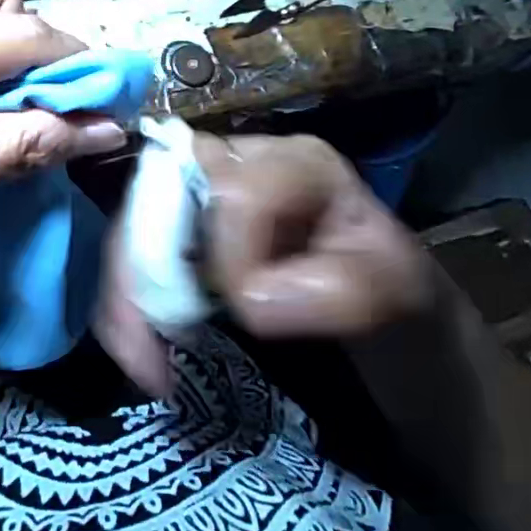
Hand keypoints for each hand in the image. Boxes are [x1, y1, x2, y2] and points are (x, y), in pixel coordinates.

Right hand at [97, 134, 439, 394]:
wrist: (391, 331)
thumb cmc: (404, 307)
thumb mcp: (402, 296)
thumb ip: (347, 291)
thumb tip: (251, 299)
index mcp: (299, 166)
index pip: (237, 190)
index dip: (229, 253)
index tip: (248, 318)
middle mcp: (243, 167)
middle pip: (159, 193)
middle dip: (141, 271)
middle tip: (150, 358)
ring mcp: (210, 201)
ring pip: (135, 226)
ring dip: (126, 296)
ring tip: (145, 365)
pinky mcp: (189, 238)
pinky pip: (136, 258)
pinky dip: (128, 304)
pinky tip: (145, 352)